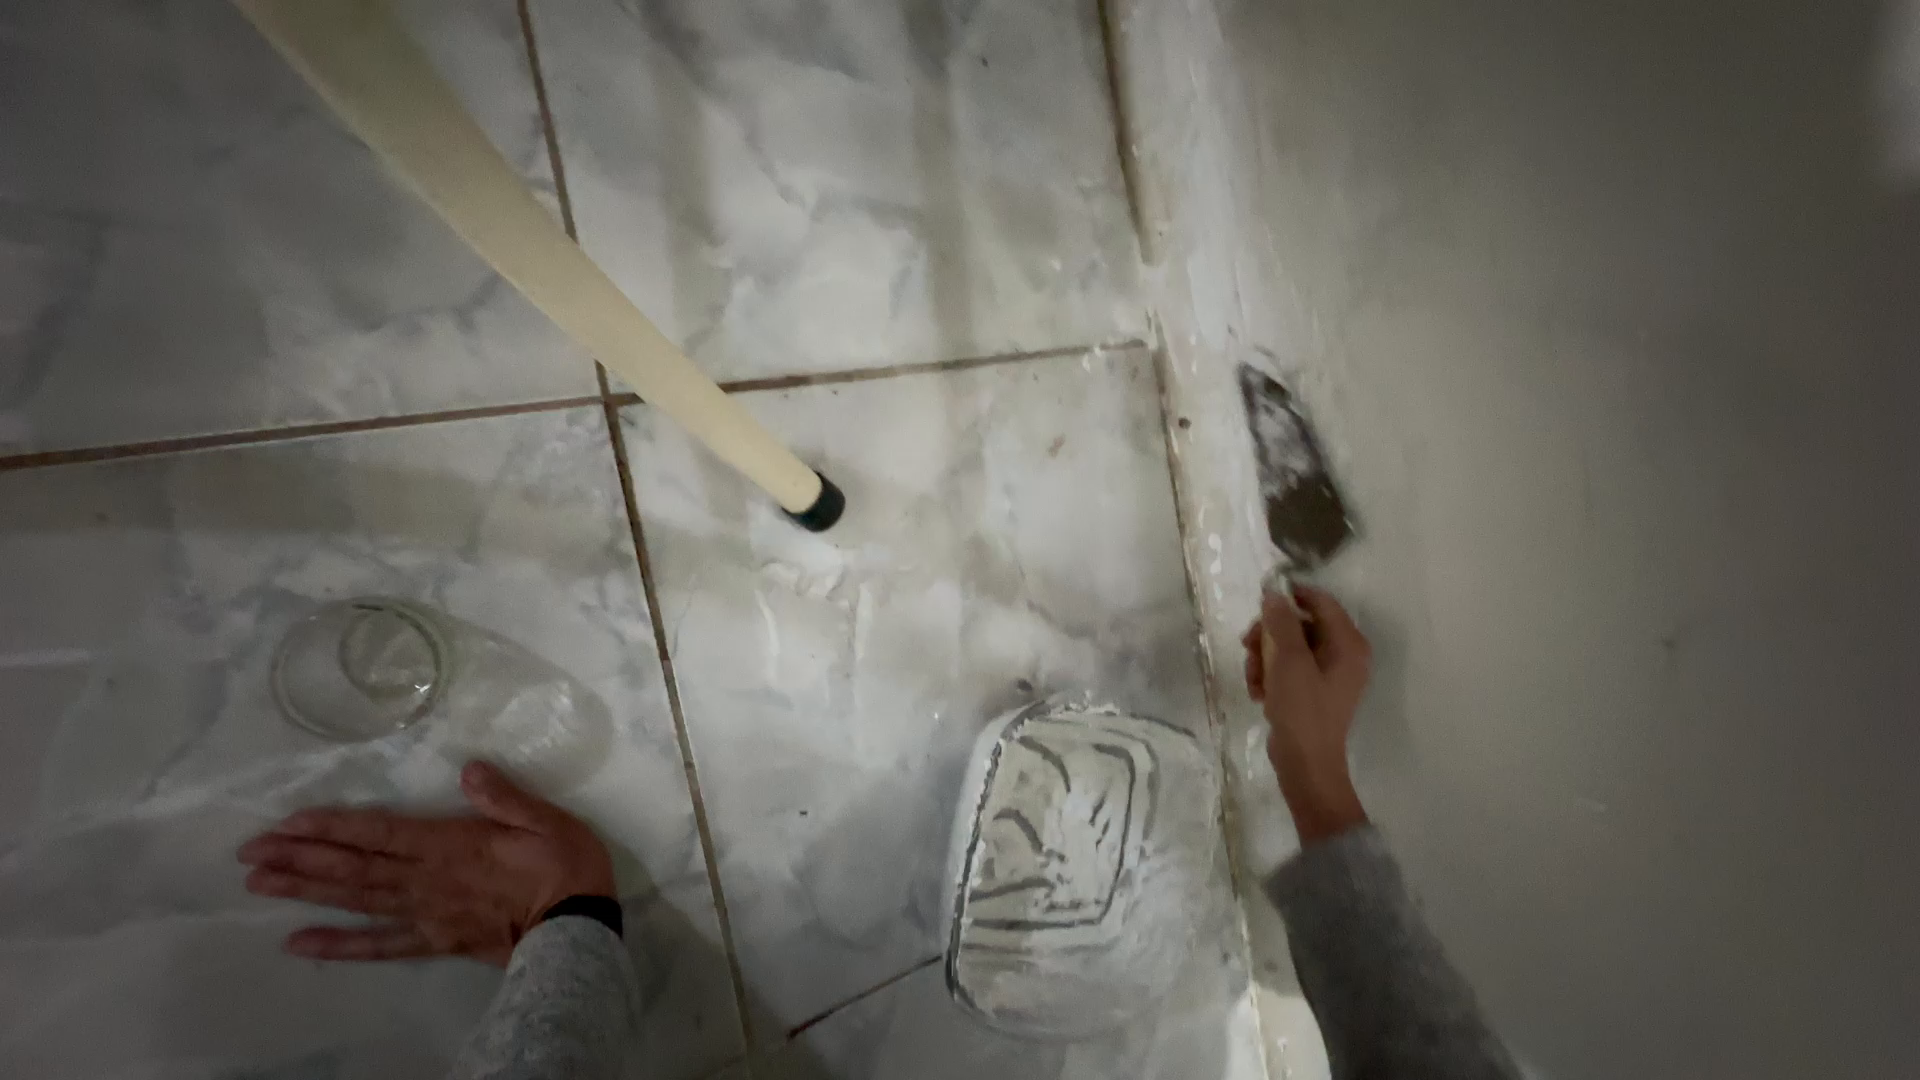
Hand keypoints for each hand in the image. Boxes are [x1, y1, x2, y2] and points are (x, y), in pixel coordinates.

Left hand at [238, 761, 615, 965]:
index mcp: (454, 845)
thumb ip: (505, 797)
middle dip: (303, 858)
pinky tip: (299, 944)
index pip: (384, 834)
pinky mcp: (435, 941)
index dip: (335, 827)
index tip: (290, 822)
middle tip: (251, 852)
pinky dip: (337, 946)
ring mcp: (427, 914)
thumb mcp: (547, 819)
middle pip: (358, 868)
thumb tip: (468, 769)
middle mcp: (429, 880)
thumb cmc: (564, 863)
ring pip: (358, 901)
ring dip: (307, 892)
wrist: (576, 924)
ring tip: (260, 884)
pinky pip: (379, 946)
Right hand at [1242, 584, 1371, 843]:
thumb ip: (1282, 623)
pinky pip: (1287, 668)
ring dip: (1263, 657)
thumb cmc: (1302, 710)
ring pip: (1288, 647)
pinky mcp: (1312, 690)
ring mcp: (1328, 674)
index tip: (1259, 603)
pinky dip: (1269, 675)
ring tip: (1252, 679)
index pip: (1321, 602)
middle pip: (1300, 624)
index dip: (1290, 597)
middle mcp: (1343, 654)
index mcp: (1348, 644)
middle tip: (1247, 646)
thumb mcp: (1288, 661)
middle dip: (1269, 634)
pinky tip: (1258, 692)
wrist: (1306, 764)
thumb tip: (1274, 593)